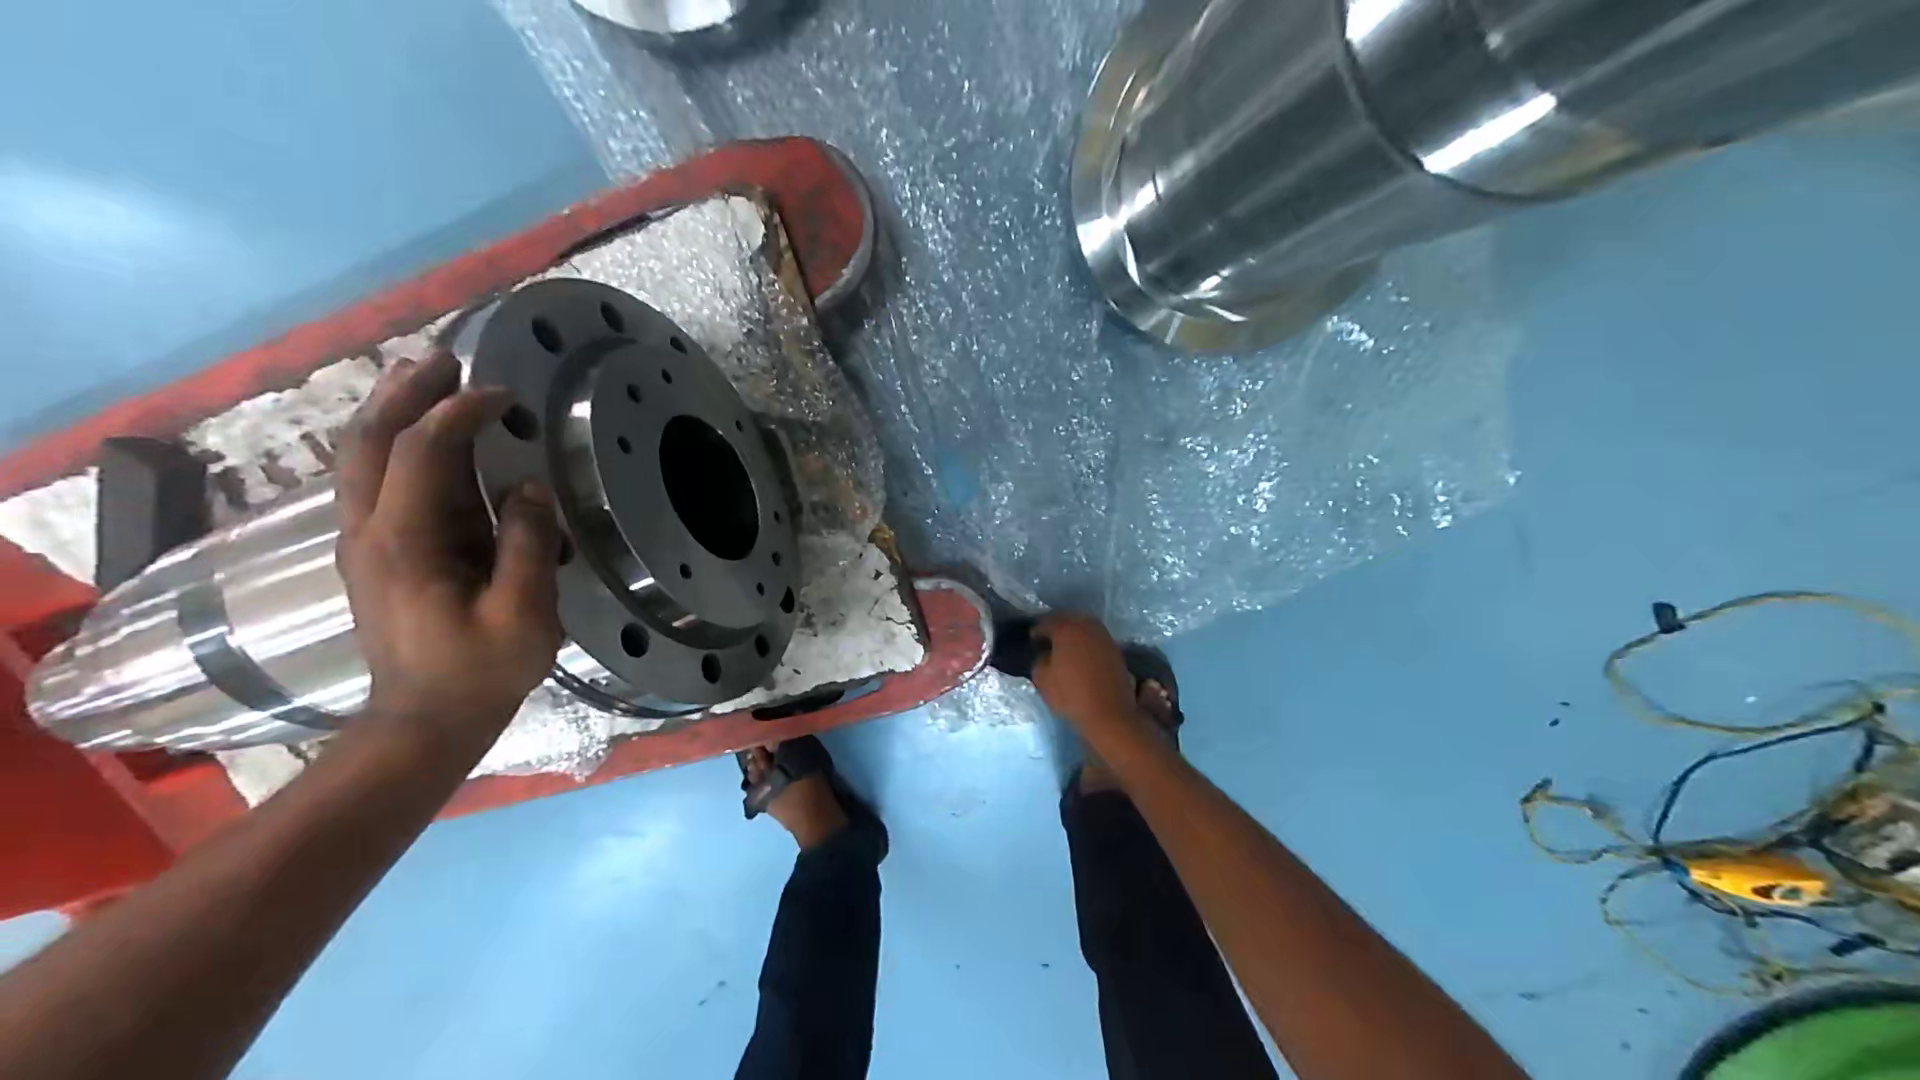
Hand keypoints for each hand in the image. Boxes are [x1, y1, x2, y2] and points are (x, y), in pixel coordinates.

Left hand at [335, 352, 563, 742]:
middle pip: (371, 442)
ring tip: (424, 378)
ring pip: (362, 459)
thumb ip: (526, 547)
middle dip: (404, 393)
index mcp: (405, 542)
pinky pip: (375, 482)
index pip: (424, 452)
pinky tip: (420, 437)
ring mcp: (364, 542)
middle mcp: (370, 531)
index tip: (504, 394)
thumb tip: (529, 489)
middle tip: (441, 357)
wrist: (422, 722)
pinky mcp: (376, 555)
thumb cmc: (479, 671)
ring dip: (391, 412)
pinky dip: (394, 446)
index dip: (461, 413)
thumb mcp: (522, 615)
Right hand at [1031, 613, 1145, 738]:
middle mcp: (1086, 627)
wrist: (1109, 712)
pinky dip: (1085, 641)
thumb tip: (1044, 655)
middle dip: (1056, 625)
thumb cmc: (1071, 694)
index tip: (1031, 639)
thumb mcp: (1043, 679)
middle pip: (1067, 619)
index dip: (1037, 631)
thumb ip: (1039, 661)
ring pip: (1084, 626)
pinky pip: (1094, 637)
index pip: (1046, 623)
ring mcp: (1103, 636)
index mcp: (1066, 630)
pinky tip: (1080, 653)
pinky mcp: (1114, 649)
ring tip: (1063, 644)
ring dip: (1073, 631)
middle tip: (1046, 637)